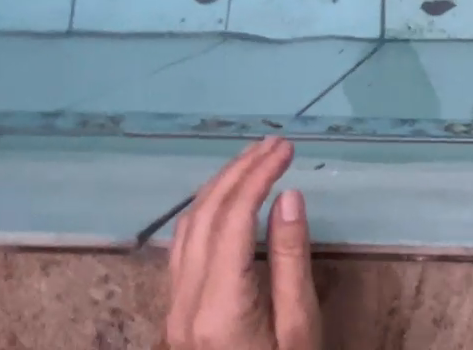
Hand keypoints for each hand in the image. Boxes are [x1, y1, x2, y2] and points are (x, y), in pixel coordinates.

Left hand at [166, 137, 321, 349]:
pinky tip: (227, 202)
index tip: (288, 148)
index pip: (233, 218)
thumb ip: (290, 260)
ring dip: (219, 186)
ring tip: (253, 159)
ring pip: (185, 229)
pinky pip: (182, 249)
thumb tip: (286, 197)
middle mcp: (184, 304)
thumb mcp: (300, 329)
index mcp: (218, 306)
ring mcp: (173, 312)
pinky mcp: (174, 318)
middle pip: (204, 216)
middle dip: (239, 170)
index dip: (259, 174)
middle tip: (275, 143)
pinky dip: (206, 212)